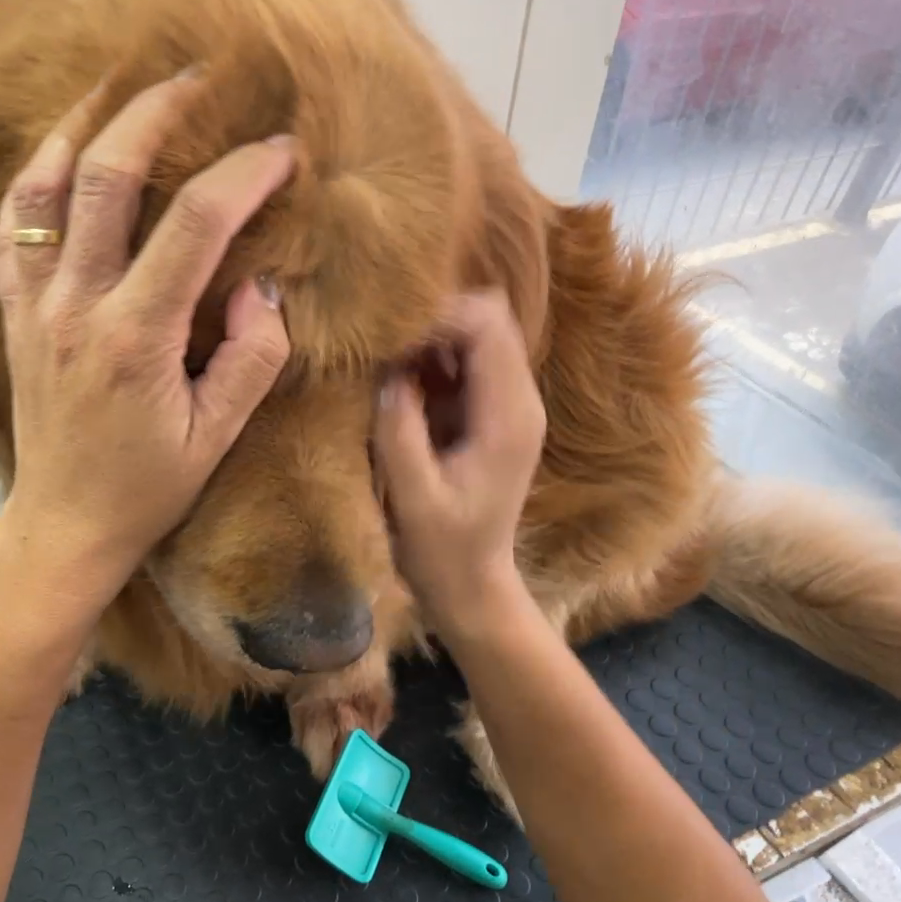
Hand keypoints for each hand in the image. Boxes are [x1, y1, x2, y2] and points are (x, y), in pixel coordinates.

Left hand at [0, 73, 295, 603]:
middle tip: (198, 79)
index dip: (245, 174)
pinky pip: (10, 230)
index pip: (196, 225)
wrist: (64, 523)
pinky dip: (31, 181)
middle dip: (156, 113)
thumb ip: (251, 359)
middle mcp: (77, 306)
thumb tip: (262, 289)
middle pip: (107, 176)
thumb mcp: (215, 437)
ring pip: (44, 188)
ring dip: (81, 126)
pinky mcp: (15, 316)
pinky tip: (56, 155)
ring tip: (118, 88)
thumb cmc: (144, 488)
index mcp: (136, 337)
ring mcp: (35, 306)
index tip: (282, 152)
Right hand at [373, 291, 545, 636]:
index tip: (387, 340)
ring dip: (427, 340)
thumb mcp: (413, 499)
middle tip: (382, 349)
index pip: (487, 326)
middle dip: (432, 321)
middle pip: (487, 318)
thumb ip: (400, 435)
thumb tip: (387, 374)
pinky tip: (396, 384)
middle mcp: (519, 399)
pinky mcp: (486, 412)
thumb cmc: (442, 550)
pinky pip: (461, 362)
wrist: (470, 583)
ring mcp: (505, 404)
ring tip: (383, 365)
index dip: (437, 317)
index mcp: (509, 416)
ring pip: (474, 334)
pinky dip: (428, 361)